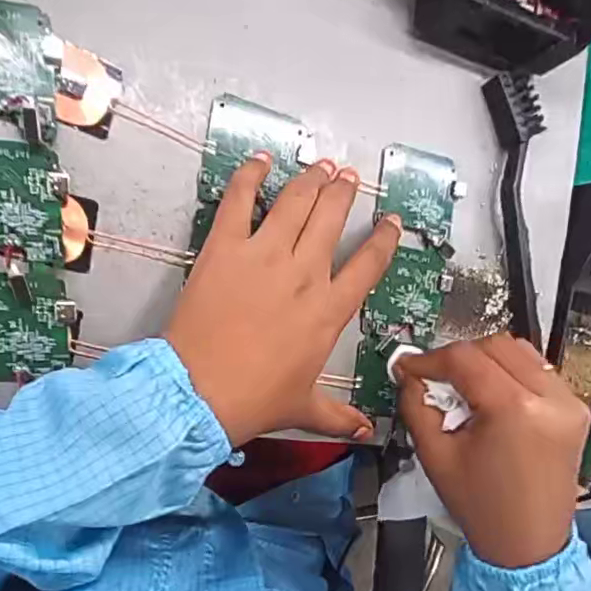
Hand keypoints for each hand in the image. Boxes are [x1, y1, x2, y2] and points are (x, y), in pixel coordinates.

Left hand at [164, 153, 399, 445]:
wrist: (200, 392)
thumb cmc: (254, 400)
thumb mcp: (302, 408)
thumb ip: (336, 415)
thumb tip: (362, 431)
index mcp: (328, 310)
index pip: (369, 264)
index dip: (383, 240)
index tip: (390, 224)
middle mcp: (304, 274)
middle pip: (333, 218)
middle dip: (344, 193)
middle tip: (346, 179)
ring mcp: (264, 255)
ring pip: (296, 202)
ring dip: (311, 179)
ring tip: (320, 166)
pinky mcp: (224, 248)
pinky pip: (238, 201)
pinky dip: (249, 175)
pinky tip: (259, 160)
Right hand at [395, 336, 590, 567]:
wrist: (527, 542)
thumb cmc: (483, 507)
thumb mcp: (434, 455)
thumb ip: (416, 406)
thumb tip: (410, 376)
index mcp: (515, 410)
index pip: (465, 358)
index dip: (428, 359)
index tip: (408, 367)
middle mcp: (551, 399)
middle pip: (495, 345)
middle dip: (456, 356)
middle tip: (431, 377)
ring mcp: (569, 403)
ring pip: (519, 351)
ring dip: (483, 360)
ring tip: (460, 387)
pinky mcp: (574, 410)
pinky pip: (537, 370)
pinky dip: (506, 372)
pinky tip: (487, 395)